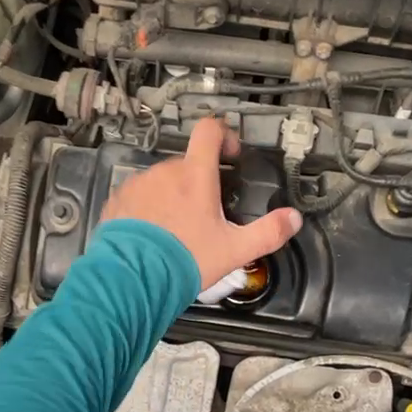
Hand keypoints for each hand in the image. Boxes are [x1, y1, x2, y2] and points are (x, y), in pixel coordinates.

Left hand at [100, 117, 302, 289]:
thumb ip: (267, 233)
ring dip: (170, 198)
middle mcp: (164, 173)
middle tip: (203, 215)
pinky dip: (146, 211)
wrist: (133, 280)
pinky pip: (136, 199)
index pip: (209, 132)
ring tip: (175, 232)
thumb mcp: (234, 251)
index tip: (229, 154)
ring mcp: (138, 186)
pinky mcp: (118, 202)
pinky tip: (151, 237)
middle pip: (185, 164)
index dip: (223, 135)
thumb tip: (293, 220)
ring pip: (160, 182)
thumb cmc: (185, 261)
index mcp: (195, 176)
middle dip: (196, 183)